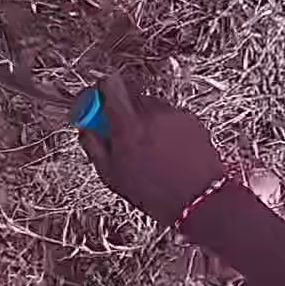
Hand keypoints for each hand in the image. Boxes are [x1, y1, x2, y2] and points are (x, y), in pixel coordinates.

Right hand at [78, 76, 227, 223]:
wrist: (199, 199)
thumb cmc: (156, 193)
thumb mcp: (112, 175)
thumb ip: (94, 146)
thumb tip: (85, 131)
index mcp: (127, 124)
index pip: (109, 86)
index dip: (99, 93)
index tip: (95, 106)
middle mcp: (151, 112)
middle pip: (129, 94)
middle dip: (120, 109)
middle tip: (118, 132)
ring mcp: (173, 114)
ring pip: (149, 105)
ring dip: (142, 119)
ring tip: (145, 148)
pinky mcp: (191, 119)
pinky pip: (169, 115)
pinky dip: (162, 127)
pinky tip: (164, 150)